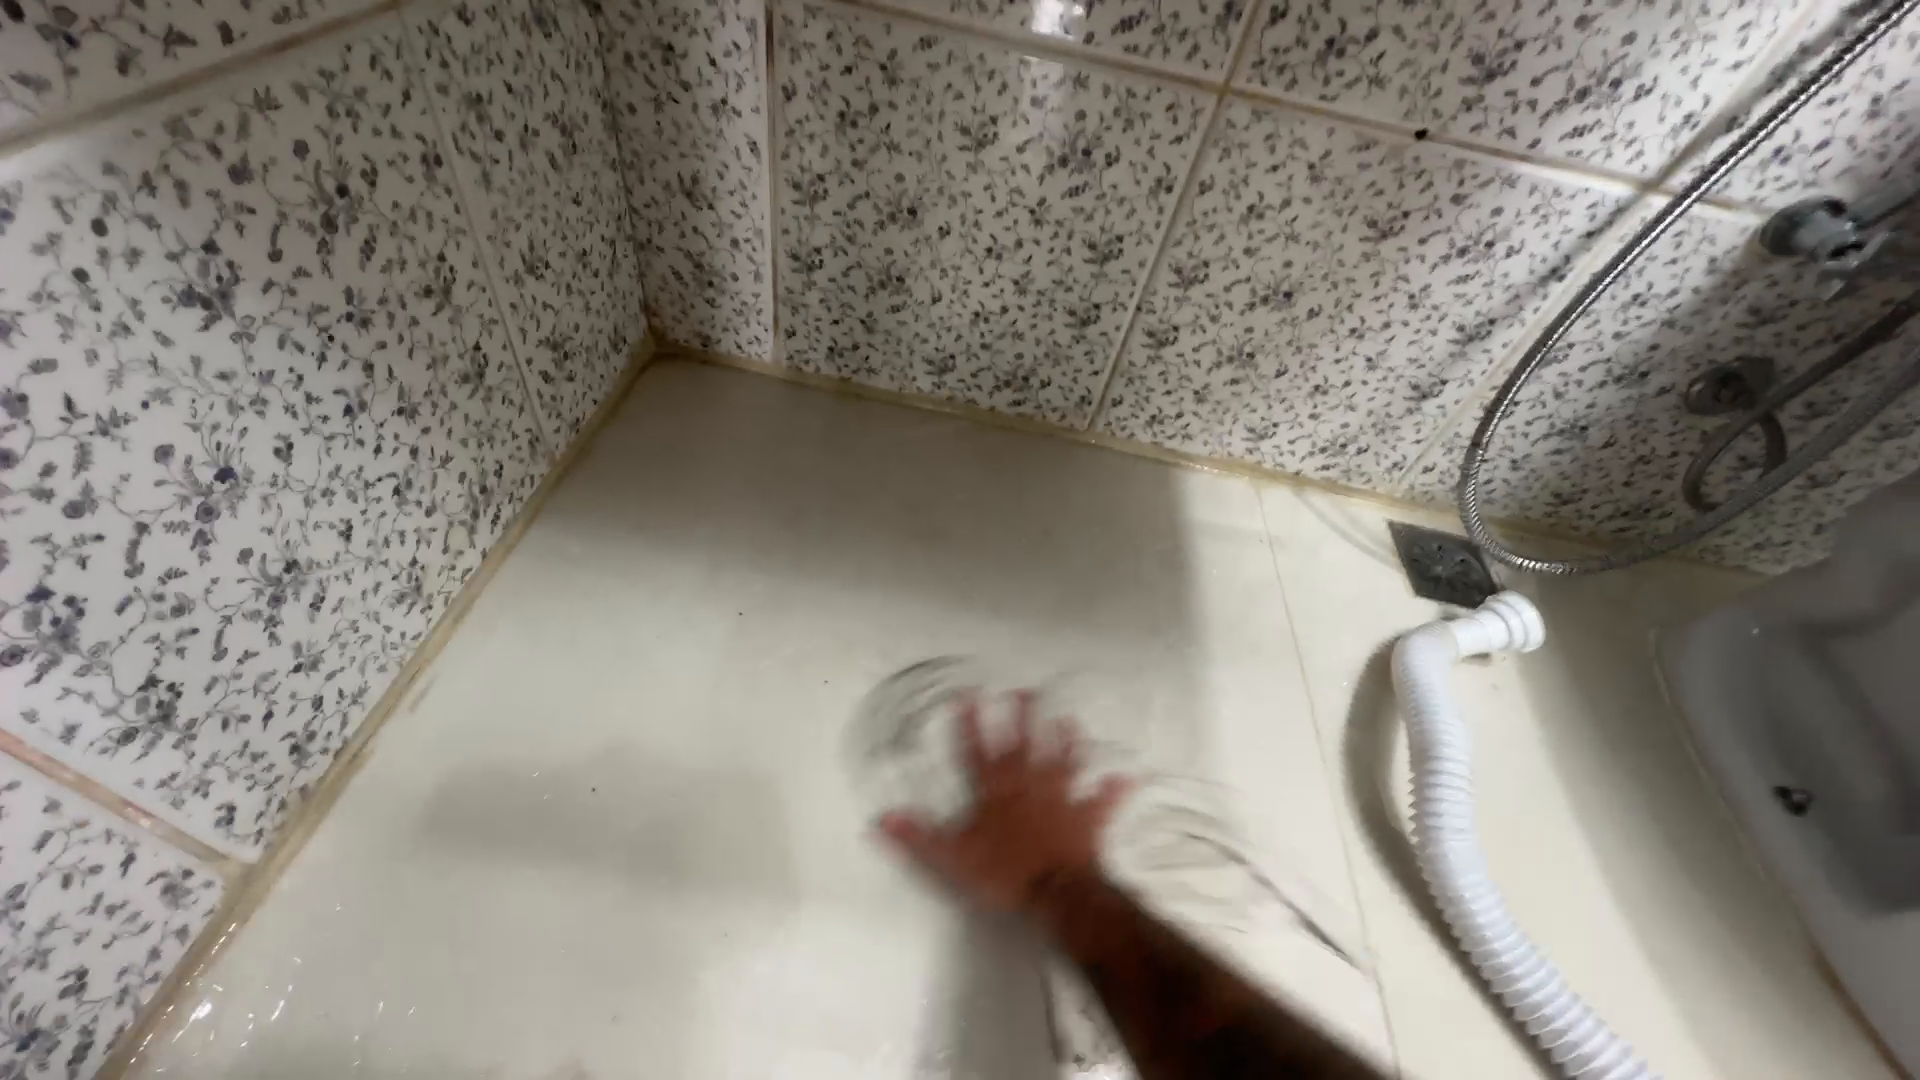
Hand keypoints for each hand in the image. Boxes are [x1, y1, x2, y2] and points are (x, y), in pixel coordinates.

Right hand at [878, 689, 1133, 916]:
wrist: (1057, 893)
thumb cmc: (1007, 874)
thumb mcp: (952, 859)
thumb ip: (919, 837)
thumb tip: (885, 819)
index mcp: (995, 794)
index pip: (977, 751)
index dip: (971, 722)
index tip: (969, 695)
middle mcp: (1028, 788)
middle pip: (1023, 745)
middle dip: (1022, 715)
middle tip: (1024, 690)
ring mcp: (1060, 800)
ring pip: (1062, 762)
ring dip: (1065, 740)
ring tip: (1068, 719)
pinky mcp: (1086, 819)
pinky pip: (1102, 801)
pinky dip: (1114, 790)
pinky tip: (1127, 777)